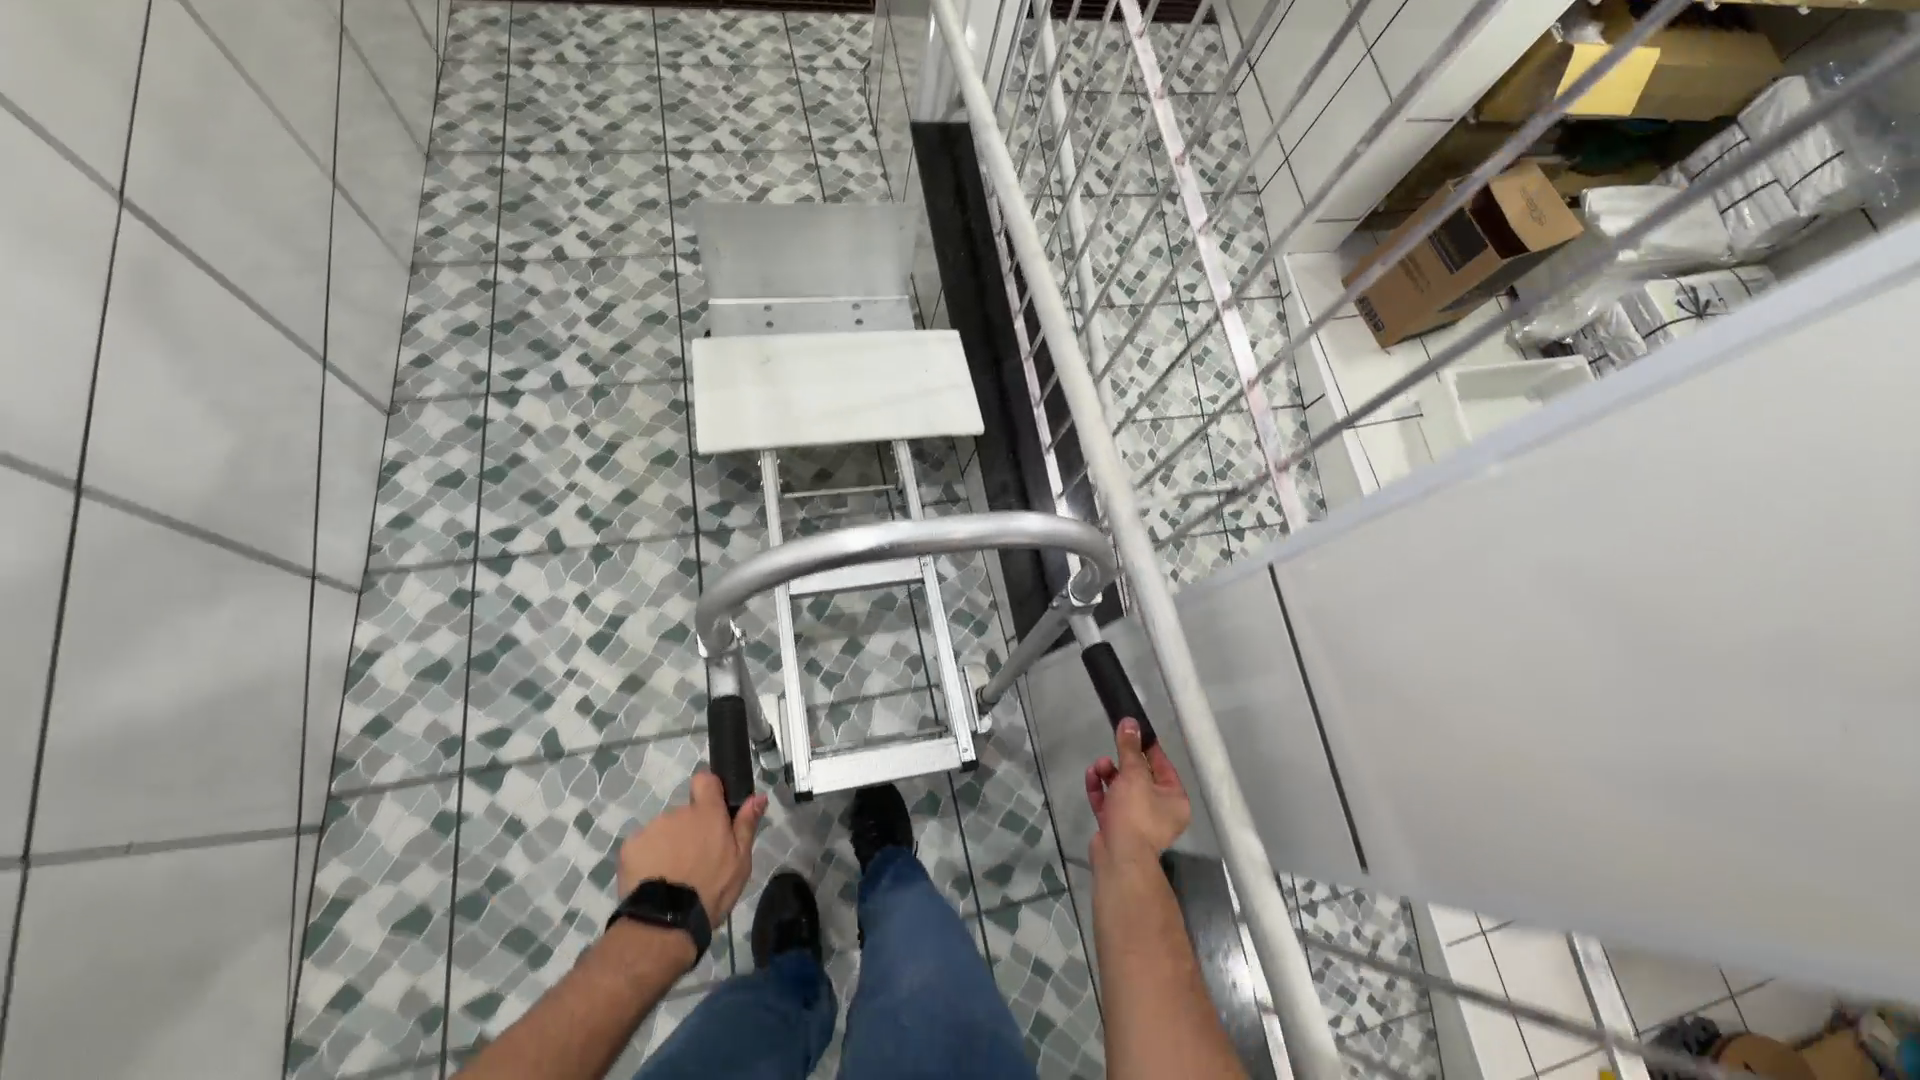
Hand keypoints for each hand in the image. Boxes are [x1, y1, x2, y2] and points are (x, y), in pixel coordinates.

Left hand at [617, 772, 768, 926]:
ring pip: (664, 831)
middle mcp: (678, 813)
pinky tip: (654, 880)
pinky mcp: (630, 846)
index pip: (705, 780)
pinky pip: (643, 846)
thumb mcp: (740, 862)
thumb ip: (746, 826)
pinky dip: (648, 858)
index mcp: (707, 814)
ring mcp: (652, 828)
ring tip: (673, 875)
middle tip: (695, 861)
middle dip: (689, 831)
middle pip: (685, 814)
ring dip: (669, 845)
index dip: (709, 791)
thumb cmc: (711, 890)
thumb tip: (758, 796)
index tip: (712, 811)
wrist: (665, 921)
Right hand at [1084, 718, 1189, 867]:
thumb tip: (1130, 722)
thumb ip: (1130, 748)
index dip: (1147, 747)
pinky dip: (1100, 790)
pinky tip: (1090, 777)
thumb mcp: (1134, 775)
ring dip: (1108, 775)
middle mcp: (1160, 811)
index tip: (1133, 731)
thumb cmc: (1136, 813)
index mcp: (1175, 799)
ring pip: (1122, 790)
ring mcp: (1137, 821)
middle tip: (1111, 750)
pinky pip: (1109, 803)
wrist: (1119, 857)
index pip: (1163, 766)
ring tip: (1098, 766)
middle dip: (1122, 763)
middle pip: (1140, 777)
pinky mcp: (1117, 828)